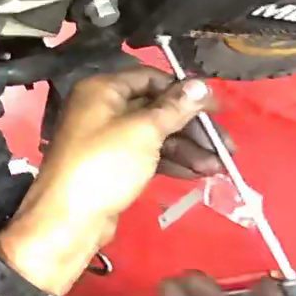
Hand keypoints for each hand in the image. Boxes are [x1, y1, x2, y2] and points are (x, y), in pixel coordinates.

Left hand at [0, 68, 219, 293]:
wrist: (70, 217)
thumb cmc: (105, 163)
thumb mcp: (144, 131)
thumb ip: (174, 107)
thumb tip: (200, 84)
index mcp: (102, 89)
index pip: (150, 78)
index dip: (184, 91)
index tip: (216, 107)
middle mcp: (102, 108)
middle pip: (155, 108)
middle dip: (190, 126)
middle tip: (225, 145)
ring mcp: (106, 137)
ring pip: (154, 134)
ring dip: (187, 147)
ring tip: (218, 166)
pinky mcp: (112, 164)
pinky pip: (147, 155)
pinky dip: (171, 161)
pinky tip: (198, 173)